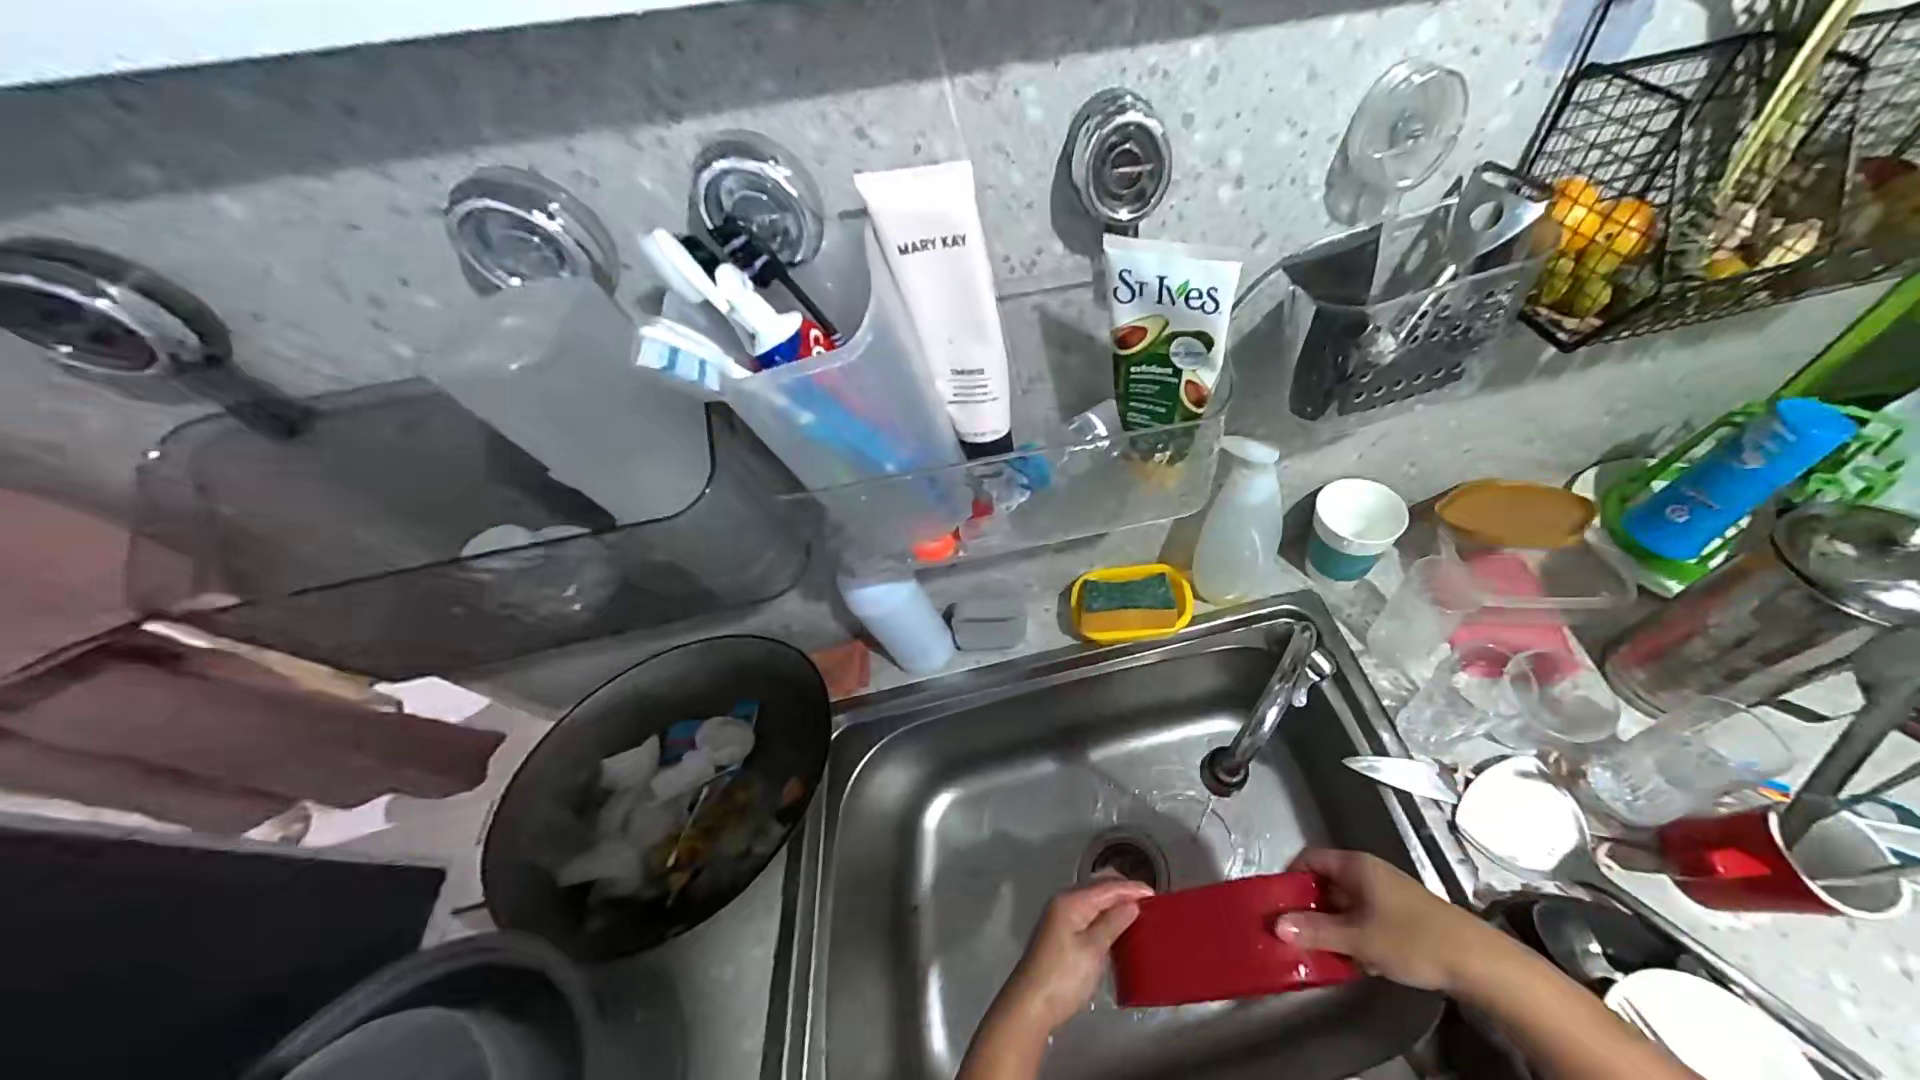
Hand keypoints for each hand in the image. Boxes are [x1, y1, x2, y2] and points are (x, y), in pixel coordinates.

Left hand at [990, 877, 1153, 1034]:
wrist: (1031, 1003)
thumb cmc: (1064, 976)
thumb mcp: (1093, 950)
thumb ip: (1113, 923)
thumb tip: (1132, 904)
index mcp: (1071, 901)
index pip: (1106, 887)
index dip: (1131, 889)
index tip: (1155, 894)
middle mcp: (1064, 901)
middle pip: (1097, 887)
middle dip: (1122, 890)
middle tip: (1148, 902)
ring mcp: (1060, 916)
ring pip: (1092, 899)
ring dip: (1113, 901)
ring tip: (1137, 911)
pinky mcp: (1060, 931)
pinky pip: (1087, 912)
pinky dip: (1103, 913)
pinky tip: (1115, 923)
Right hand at [1271, 847, 1497, 992]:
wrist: (1481, 965)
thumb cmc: (1414, 940)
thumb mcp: (1357, 938)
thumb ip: (1314, 931)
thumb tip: (1276, 925)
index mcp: (1355, 865)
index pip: (1309, 859)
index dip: (1291, 878)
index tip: (1279, 902)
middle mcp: (1370, 874)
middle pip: (1326, 884)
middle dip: (1310, 909)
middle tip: (1295, 932)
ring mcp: (1388, 896)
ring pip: (1346, 906)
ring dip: (1332, 928)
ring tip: (1321, 951)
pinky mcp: (1403, 919)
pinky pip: (1365, 921)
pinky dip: (1354, 937)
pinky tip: (1354, 961)